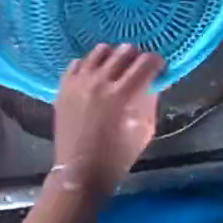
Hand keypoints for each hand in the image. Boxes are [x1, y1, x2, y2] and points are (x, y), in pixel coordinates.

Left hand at [51, 44, 163, 196]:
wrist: (79, 171)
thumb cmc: (117, 157)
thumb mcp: (144, 131)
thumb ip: (150, 101)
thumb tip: (155, 81)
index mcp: (123, 94)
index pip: (146, 63)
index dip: (157, 62)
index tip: (158, 68)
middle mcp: (100, 81)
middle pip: (124, 51)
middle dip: (136, 57)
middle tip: (138, 69)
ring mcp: (79, 82)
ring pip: (100, 51)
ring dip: (113, 56)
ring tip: (116, 68)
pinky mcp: (64, 86)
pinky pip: (78, 62)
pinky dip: (90, 65)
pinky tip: (94, 75)